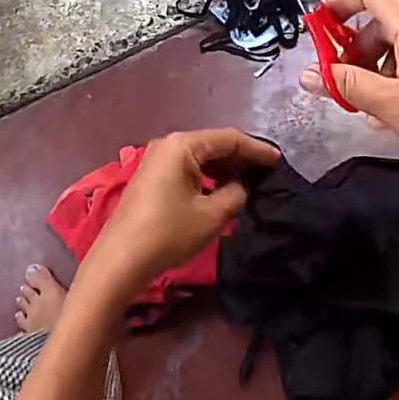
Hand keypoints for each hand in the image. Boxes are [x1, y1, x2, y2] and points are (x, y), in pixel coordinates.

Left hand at [78, 129, 280, 302]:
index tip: (278, 161)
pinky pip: (188, 168)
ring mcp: (157, 160)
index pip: (229, 139)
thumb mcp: (212, 215)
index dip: (257, 150)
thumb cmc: (168, 233)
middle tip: (267, 171)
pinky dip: (208, 176)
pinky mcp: (152, 177)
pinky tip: (222, 190)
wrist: (120, 261)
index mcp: (183, 145)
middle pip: (214, 144)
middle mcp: (169, 145)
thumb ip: (235, 194)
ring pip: (201, 157)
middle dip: (241, 157)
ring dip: (225, 168)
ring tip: (249, 181)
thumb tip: (239, 187)